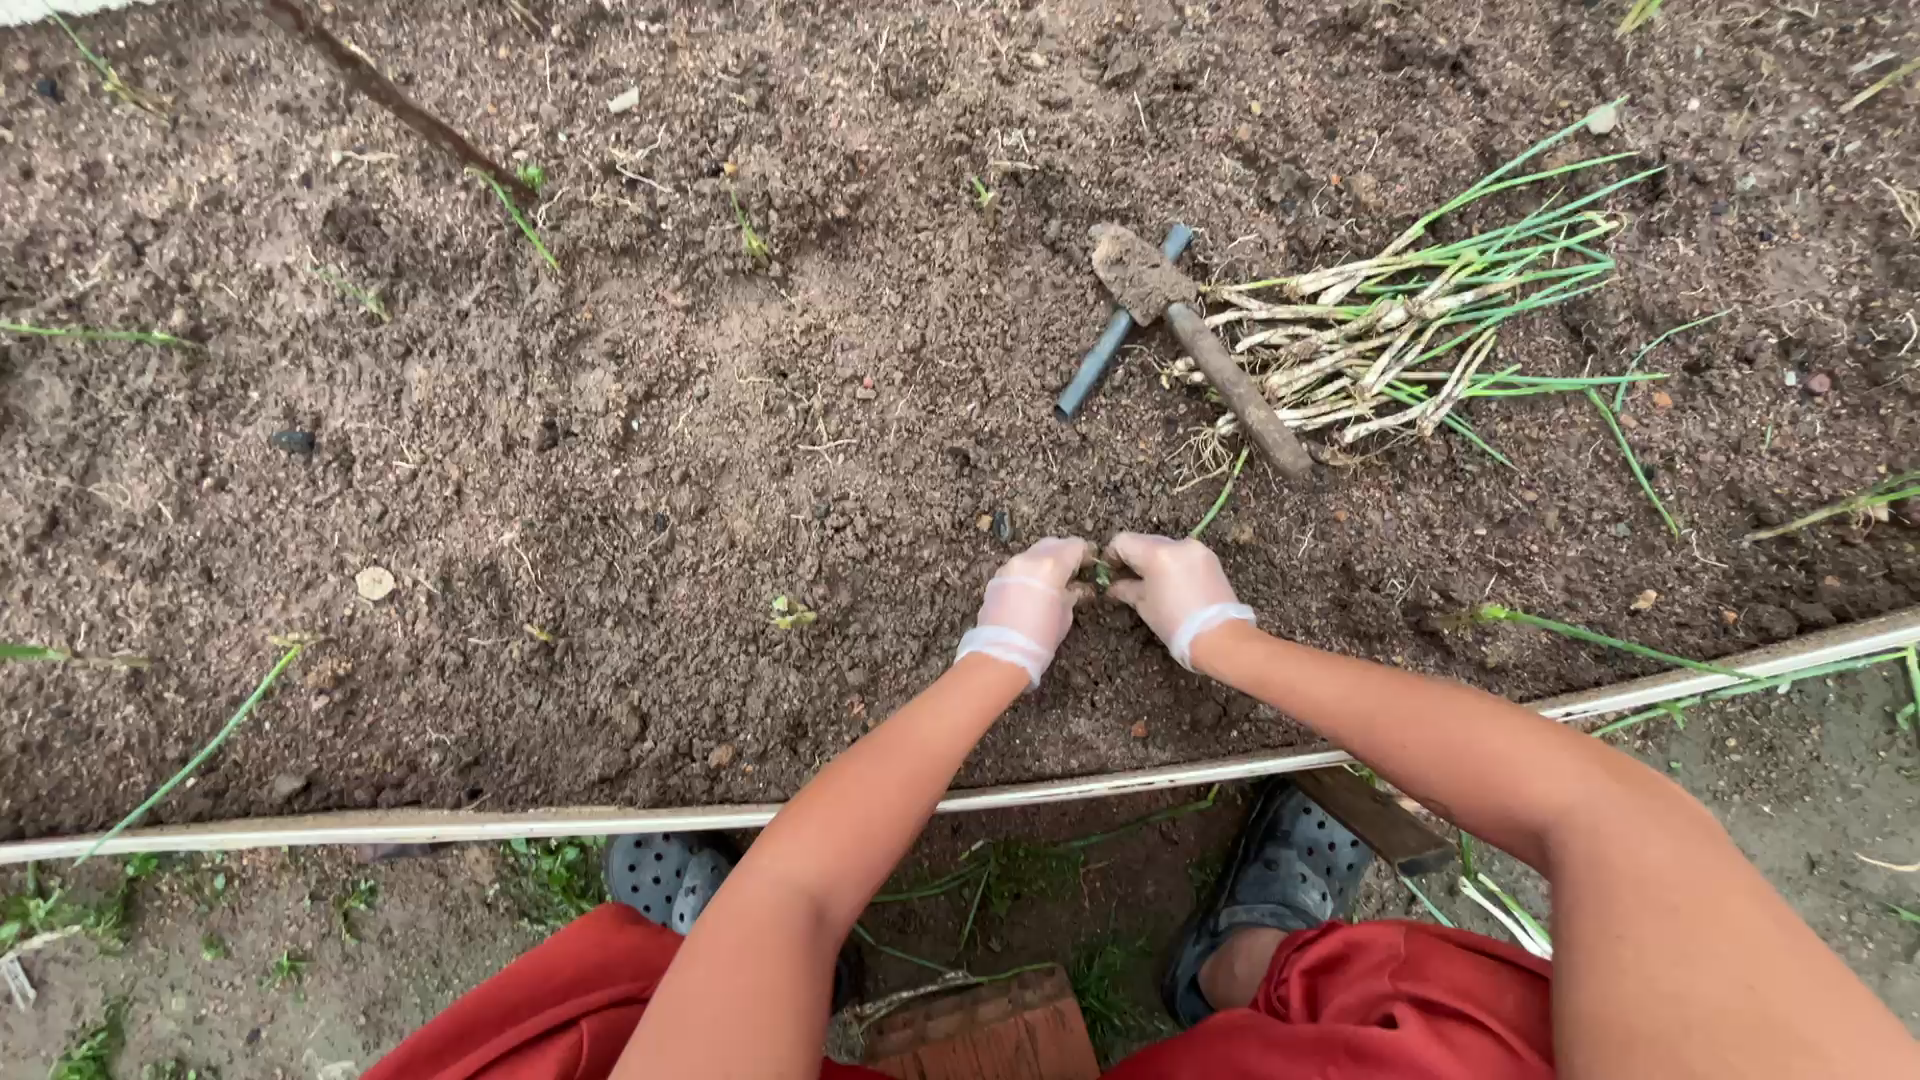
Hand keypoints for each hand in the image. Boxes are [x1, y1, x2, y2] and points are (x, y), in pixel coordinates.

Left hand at [954, 537, 1091, 687]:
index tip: (1092, 564)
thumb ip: (1072, 594)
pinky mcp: (996, 578)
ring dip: (1046, 561)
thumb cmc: (1039, 638)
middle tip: (1075, 570)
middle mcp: (1028, 560)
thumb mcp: (1065, 615)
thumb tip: (1077, 588)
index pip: (1075, 545)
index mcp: (1050, 566)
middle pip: (1053, 544)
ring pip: (1033, 553)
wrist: (1001, 654)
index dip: (1087, 553)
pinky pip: (1018, 566)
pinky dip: (1030, 570)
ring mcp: (1009, 567)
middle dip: (1066, 553)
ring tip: (1055, 581)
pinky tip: (1035, 588)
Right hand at [1103, 533, 1256, 669]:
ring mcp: (1196, 549)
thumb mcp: (1144, 605)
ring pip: (1164, 546)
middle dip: (1132, 557)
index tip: (1110, 572)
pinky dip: (1171, 563)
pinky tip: (1170, 583)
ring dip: (1152, 560)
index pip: (1123, 541)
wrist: (1220, 637)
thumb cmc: (1176, 624)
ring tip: (1150, 583)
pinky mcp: (1210, 558)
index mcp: (1157, 553)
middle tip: (1125, 579)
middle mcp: (1178, 544)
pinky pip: (1182, 554)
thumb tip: (1114, 585)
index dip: (1111, 555)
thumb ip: (1125, 588)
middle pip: (1144, 541)